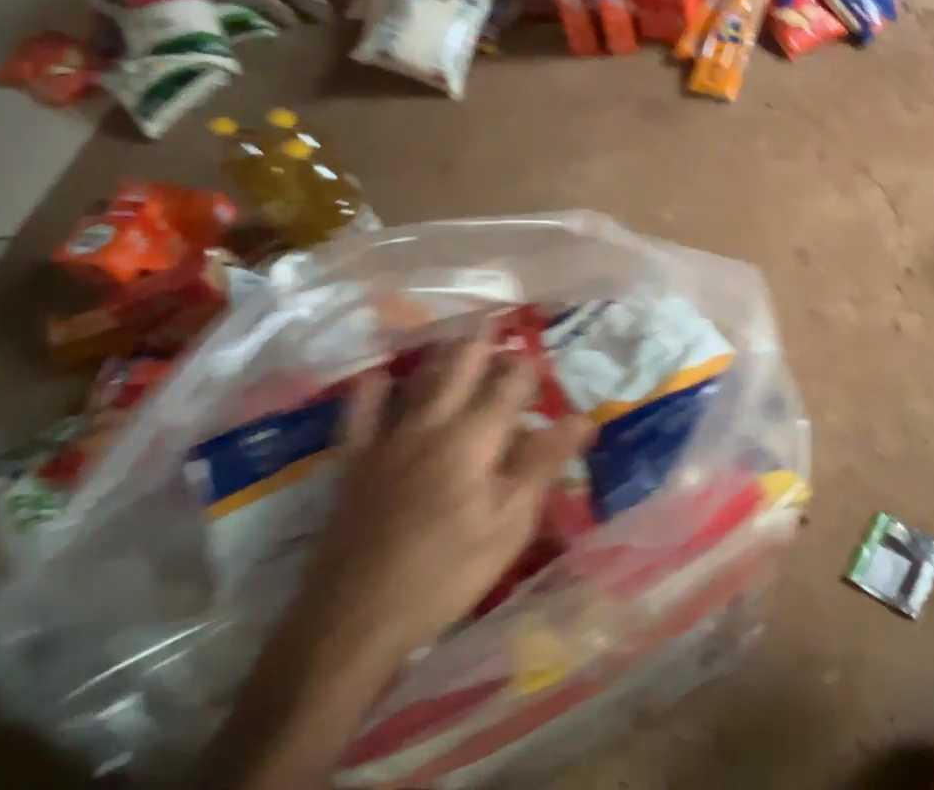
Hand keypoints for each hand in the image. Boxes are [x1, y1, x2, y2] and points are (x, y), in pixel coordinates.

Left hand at [295, 321, 595, 678]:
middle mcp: (428, 424)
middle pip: (459, 367)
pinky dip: (372, 387)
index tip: (541, 355)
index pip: (508, 386)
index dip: (527, 368)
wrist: (356, 614)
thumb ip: (542, 465)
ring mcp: (385, 438)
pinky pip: (359, 410)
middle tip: (498, 318)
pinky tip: (379, 376)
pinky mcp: (353, 460)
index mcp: (472, 439)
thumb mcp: (509, 526)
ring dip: (440, 353)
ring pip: (416, 379)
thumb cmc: (446, 574)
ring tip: (457, 334)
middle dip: (483, 340)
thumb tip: (581, 418)